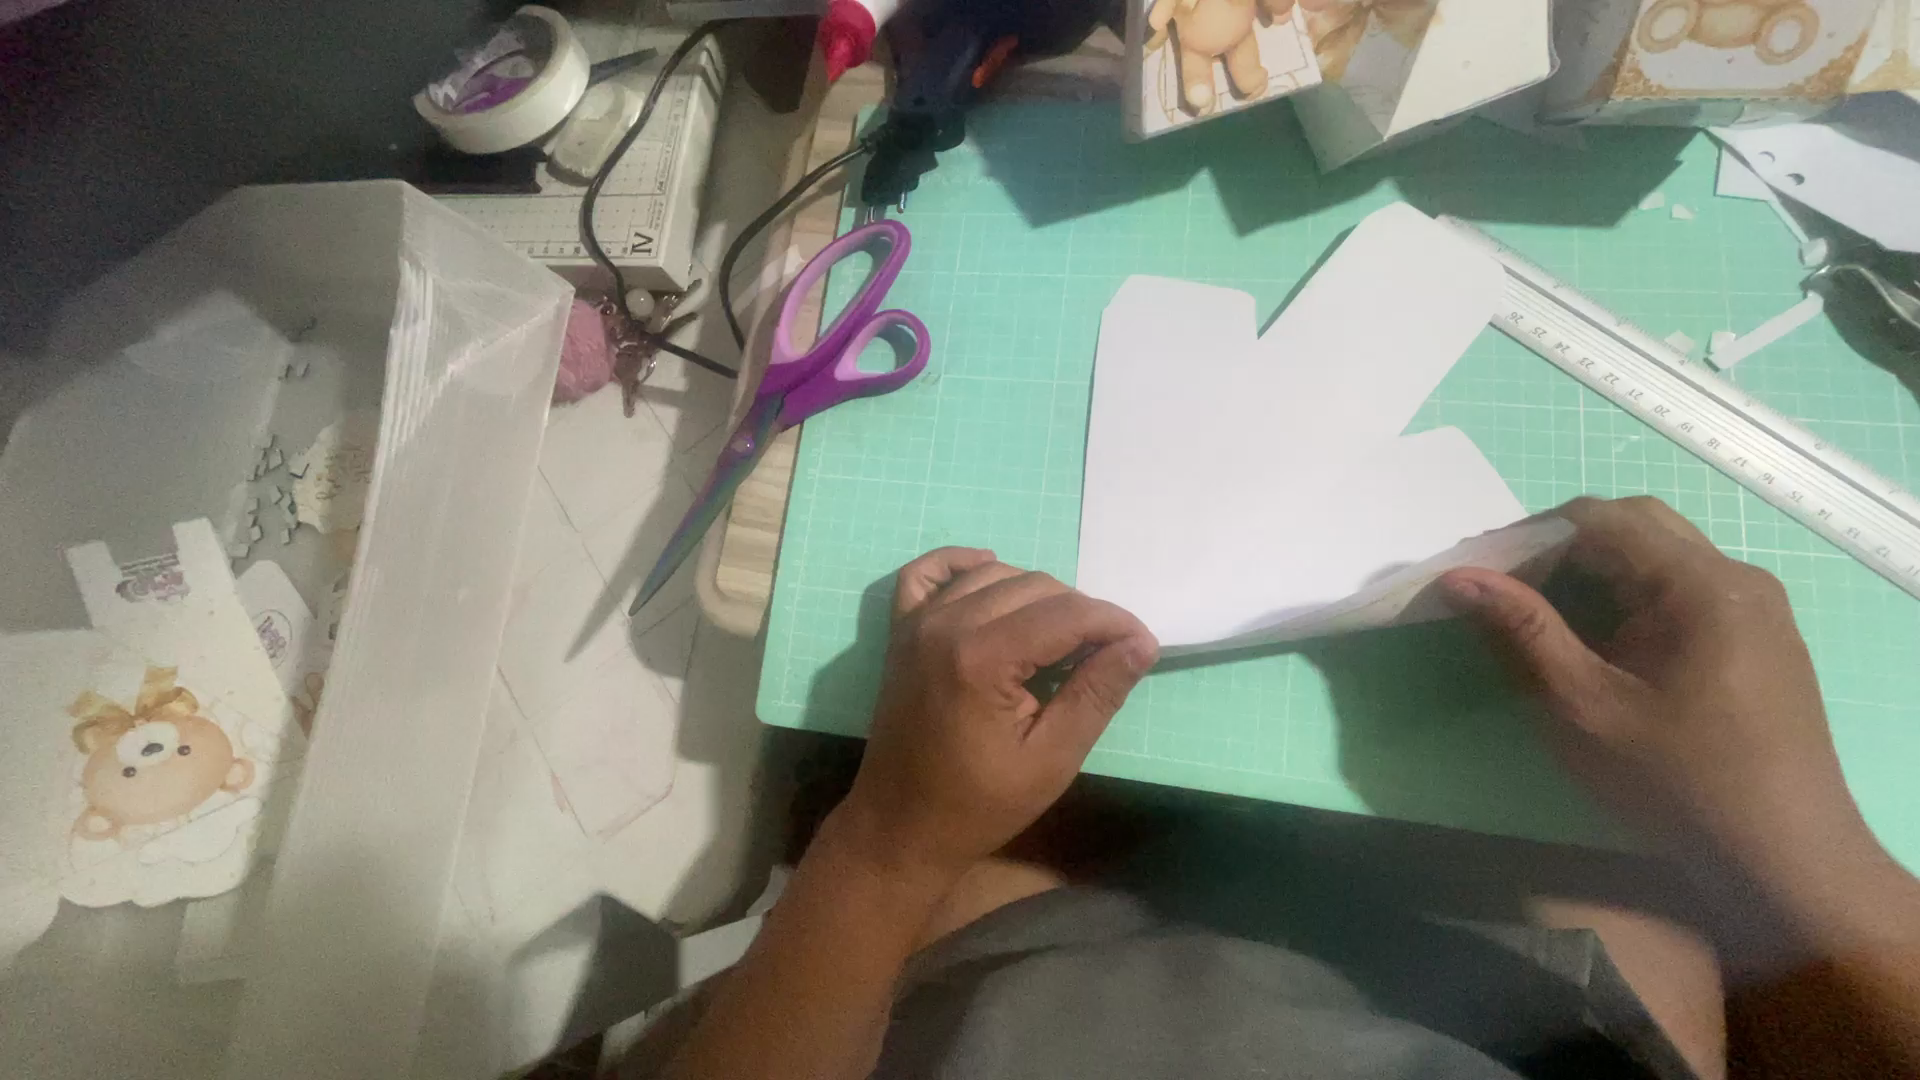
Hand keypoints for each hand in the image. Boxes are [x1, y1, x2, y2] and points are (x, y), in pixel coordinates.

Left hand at [830, 548, 1158, 882]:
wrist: (900, 826)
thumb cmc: (979, 804)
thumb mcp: (1052, 760)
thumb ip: (1096, 694)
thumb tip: (1140, 643)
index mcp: (982, 657)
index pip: (1066, 613)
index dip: (1114, 623)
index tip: (1143, 645)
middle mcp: (946, 623)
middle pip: (1034, 586)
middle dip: (1079, 612)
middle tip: (1102, 653)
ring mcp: (917, 622)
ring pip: (993, 574)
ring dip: (1034, 594)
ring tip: (1058, 636)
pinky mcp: (901, 629)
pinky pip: (928, 572)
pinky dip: (961, 564)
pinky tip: (989, 569)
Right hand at [1437, 497, 1868, 875]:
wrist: (1780, 859)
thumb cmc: (1672, 778)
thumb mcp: (1578, 702)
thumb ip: (1519, 628)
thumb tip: (1457, 575)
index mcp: (1702, 587)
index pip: (1600, 518)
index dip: (1530, 535)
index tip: (1482, 574)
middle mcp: (1736, 580)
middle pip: (1631, 527)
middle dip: (1557, 549)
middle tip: (1505, 593)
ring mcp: (1750, 608)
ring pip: (1651, 555)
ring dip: (1586, 572)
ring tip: (1536, 618)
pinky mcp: (1750, 635)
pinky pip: (1672, 588)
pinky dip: (1618, 595)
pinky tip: (1589, 641)